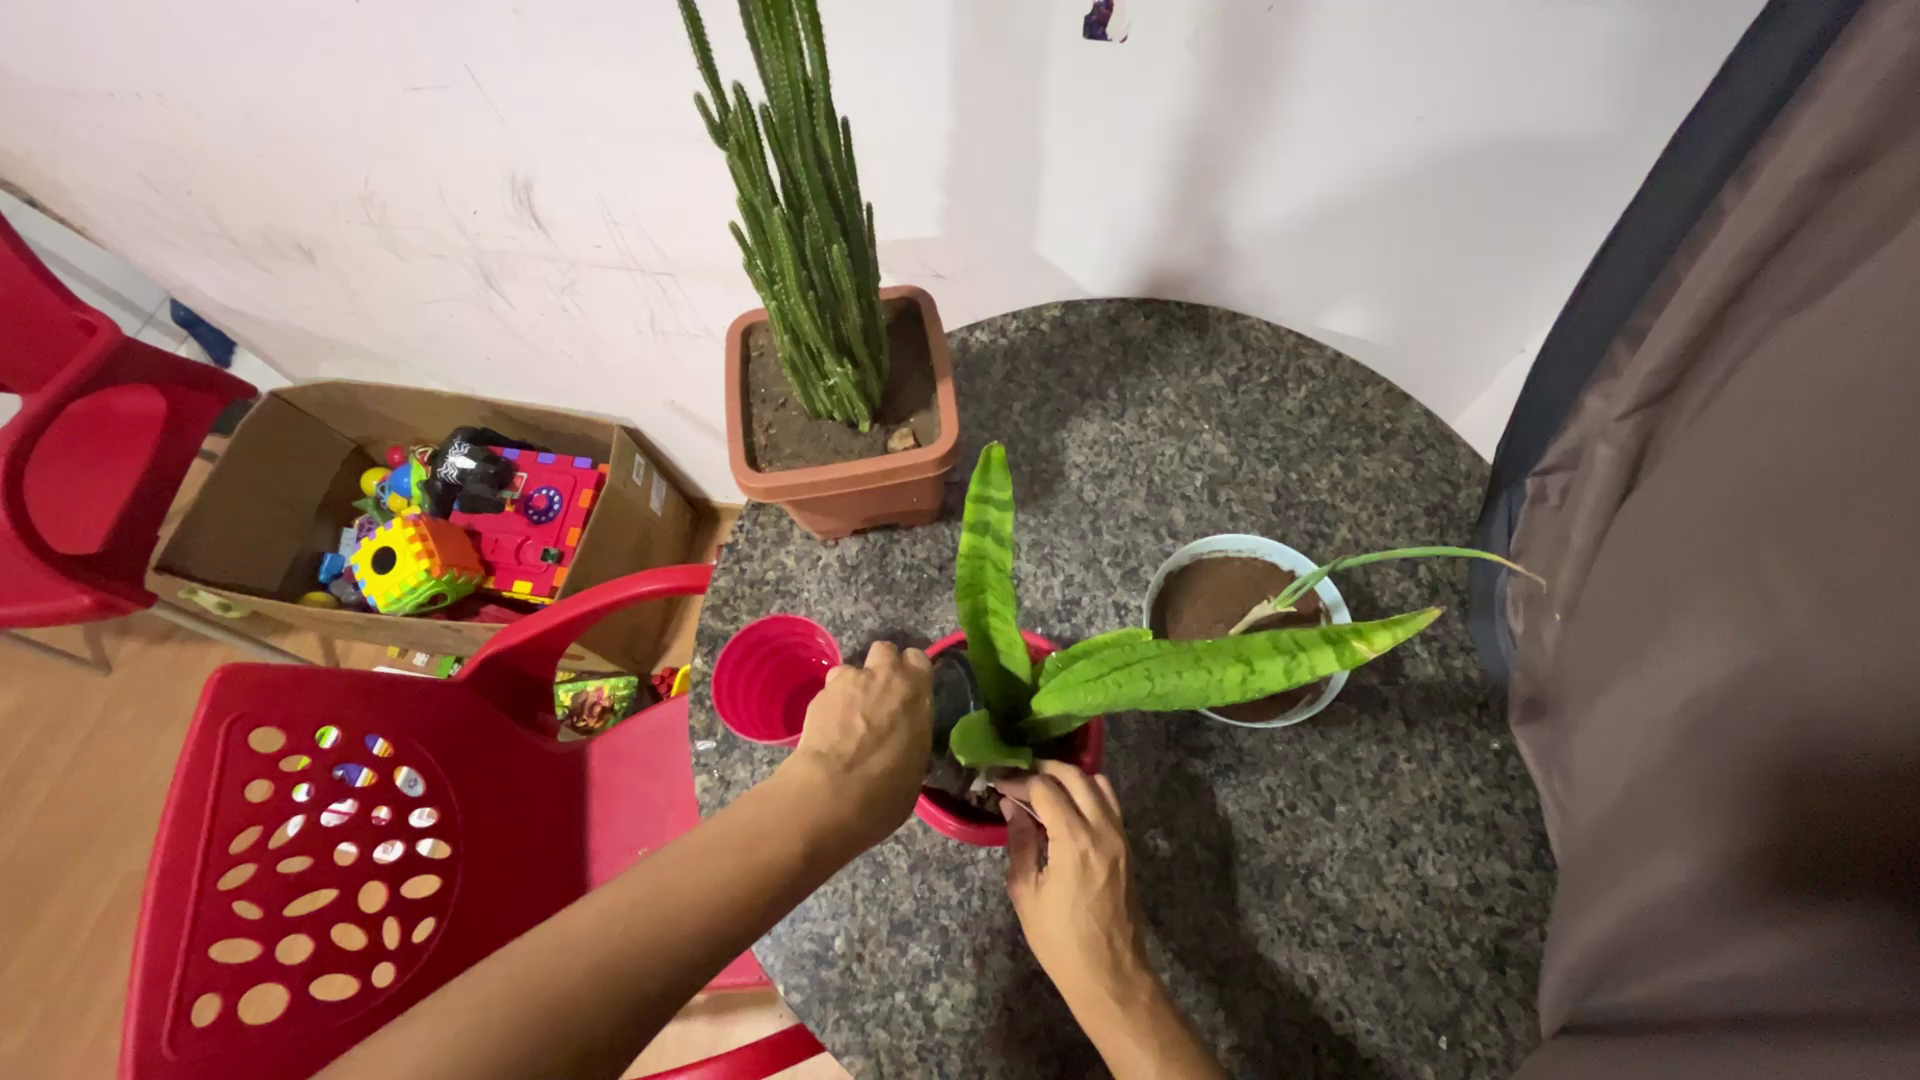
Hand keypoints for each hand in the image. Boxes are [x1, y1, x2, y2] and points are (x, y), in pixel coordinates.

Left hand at [780, 641, 932, 851]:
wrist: (834, 792)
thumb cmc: (888, 788)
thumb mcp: (916, 763)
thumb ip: (912, 737)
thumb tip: (904, 742)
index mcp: (916, 691)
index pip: (918, 658)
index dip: (911, 672)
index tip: (908, 690)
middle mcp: (884, 677)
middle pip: (884, 650)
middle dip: (881, 667)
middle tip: (878, 695)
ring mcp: (848, 682)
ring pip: (851, 669)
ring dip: (851, 686)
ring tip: (847, 716)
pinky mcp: (819, 695)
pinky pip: (829, 691)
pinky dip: (830, 705)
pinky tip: (828, 730)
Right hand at [999, 761, 1148, 1010]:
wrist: (1110, 975)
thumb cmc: (1060, 941)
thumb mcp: (1026, 893)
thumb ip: (1019, 843)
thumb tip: (1011, 807)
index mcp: (1075, 840)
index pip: (1045, 788)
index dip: (1019, 782)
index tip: (999, 785)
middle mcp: (1102, 829)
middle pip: (1075, 775)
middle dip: (1044, 770)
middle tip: (1019, 778)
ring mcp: (1120, 836)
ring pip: (1099, 783)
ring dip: (1070, 778)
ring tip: (1044, 789)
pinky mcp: (1127, 847)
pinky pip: (1110, 804)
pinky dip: (1088, 794)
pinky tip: (1067, 809)